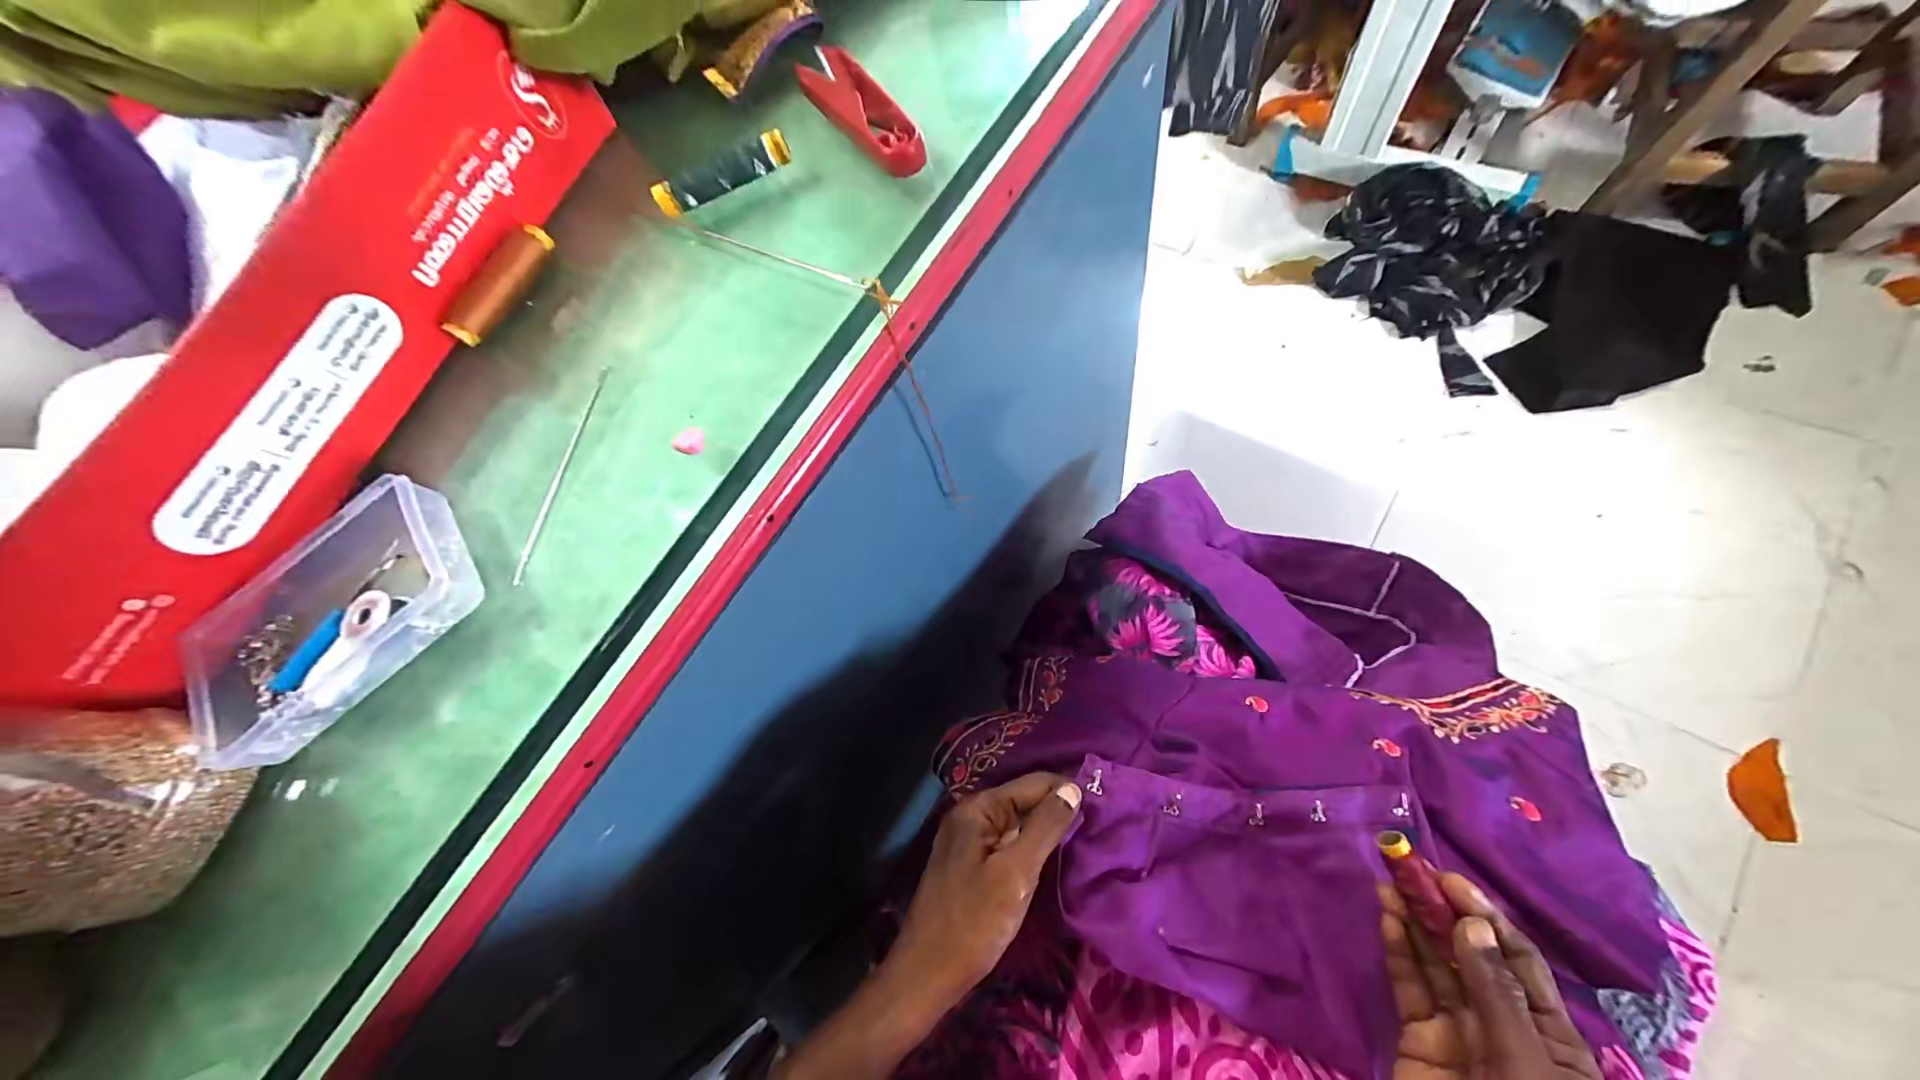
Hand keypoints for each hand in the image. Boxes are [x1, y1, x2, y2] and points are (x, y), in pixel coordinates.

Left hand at [886, 772, 1083, 1010]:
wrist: (927, 973)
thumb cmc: (973, 922)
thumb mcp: (1015, 873)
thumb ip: (1044, 827)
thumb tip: (1073, 789)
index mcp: (977, 809)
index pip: (1032, 784)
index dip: (1067, 792)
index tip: (1102, 804)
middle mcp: (970, 816)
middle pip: (1024, 801)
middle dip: (1058, 810)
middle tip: (1099, 823)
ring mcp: (969, 841)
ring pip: (1018, 824)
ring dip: (1046, 830)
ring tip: (1086, 838)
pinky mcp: (971, 865)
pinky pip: (1008, 844)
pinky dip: (1031, 848)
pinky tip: (1054, 859)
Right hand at [1380, 873, 1602, 1079]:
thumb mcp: (1526, 1067)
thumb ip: (1496, 994)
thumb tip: (1472, 924)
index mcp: (1551, 1038)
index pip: (1519, 962)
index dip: (1487, 918)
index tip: (1452, 881)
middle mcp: (1504, 1027)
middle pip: (1471, 956)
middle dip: (1442, 912)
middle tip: (1411, 869)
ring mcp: (1459, 1033)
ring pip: (1435, 965)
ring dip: (1413, 922)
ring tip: (1391, 882)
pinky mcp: (1419, 1040)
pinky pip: (1409, 987)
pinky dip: (1398, 951)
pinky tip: (1389, 919)